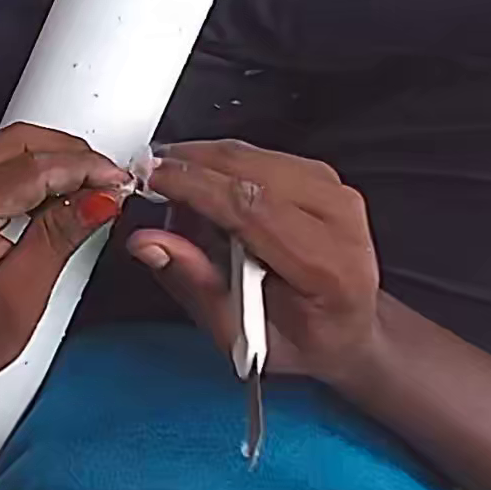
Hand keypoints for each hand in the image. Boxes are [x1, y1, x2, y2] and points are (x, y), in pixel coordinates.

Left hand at [0, 123, 128, 409]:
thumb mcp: (19, 298)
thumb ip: (58, 239)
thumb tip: (98, 199)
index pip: (34, 167)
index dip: (85, 169)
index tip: (119, 182)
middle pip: (22, 140)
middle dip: (74, 154)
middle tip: (110, 183)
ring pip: (13, 142)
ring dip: (57, 157)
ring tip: (92, 189)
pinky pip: (2, 158)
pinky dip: (38, 167)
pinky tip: (61, 192)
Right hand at [127, 140, 382, 384]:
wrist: (344, 327)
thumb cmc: (301, 337)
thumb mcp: (240, 333)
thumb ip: (192, 281)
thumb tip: (149, 243)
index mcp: (327, 266)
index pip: (250, 207)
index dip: (193, 186)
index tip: (151, 178)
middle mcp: (338, 220)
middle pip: (247, 170)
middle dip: (187, 165)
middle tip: (146, 175)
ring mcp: (331, 190)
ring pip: (246, 155)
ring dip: (198, 161)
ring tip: (169, 186)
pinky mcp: (315, 174)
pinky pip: (252, 153)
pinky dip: (215, 162)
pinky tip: (198, 182)